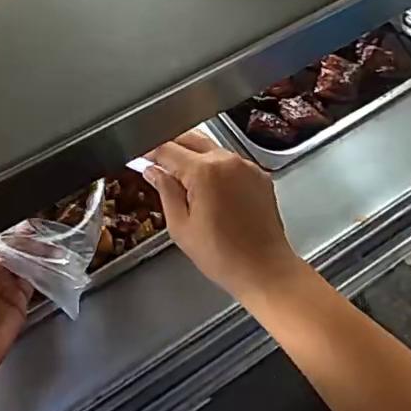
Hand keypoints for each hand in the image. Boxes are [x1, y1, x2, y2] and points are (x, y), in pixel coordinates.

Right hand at [144, 131, 308, 301]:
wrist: (266, 271)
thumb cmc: (223, 256)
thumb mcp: (180, 226)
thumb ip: (164, 191)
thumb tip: (153, 171)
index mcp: (204, 172)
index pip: (168, 148)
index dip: (151, 152)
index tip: (144, 159)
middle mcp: (227, 161)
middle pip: (190, 138)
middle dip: (172, 148)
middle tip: (159, 165)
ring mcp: (246, 166)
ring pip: (211, 147)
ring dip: (194, 156)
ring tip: (185, 181)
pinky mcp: (259, 175)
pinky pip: (230, 161)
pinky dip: (216, 167)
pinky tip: (210, 189)